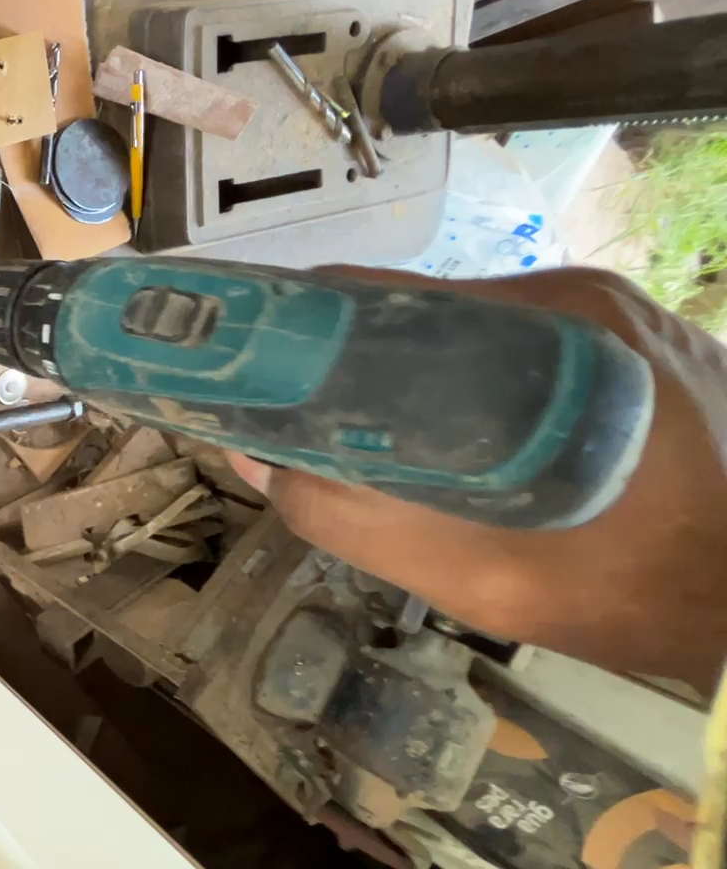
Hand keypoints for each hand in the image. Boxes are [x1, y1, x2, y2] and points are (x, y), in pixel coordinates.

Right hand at [230, 266, 726, 686]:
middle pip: (412, 305)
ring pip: (458, 321)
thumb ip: (341, 516)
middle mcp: (579, 299)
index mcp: (542, 328)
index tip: (252, 365)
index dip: (297, 327)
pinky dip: (460, 371)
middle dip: (345, 351)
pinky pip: (508, 338)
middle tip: (305, 406)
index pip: (377, 297)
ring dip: (403, 363)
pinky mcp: (638, 334)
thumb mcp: (465, 573)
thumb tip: (249, 456)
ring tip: (369, 420)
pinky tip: (450, 423)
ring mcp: (616, 314)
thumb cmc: (630, 590)